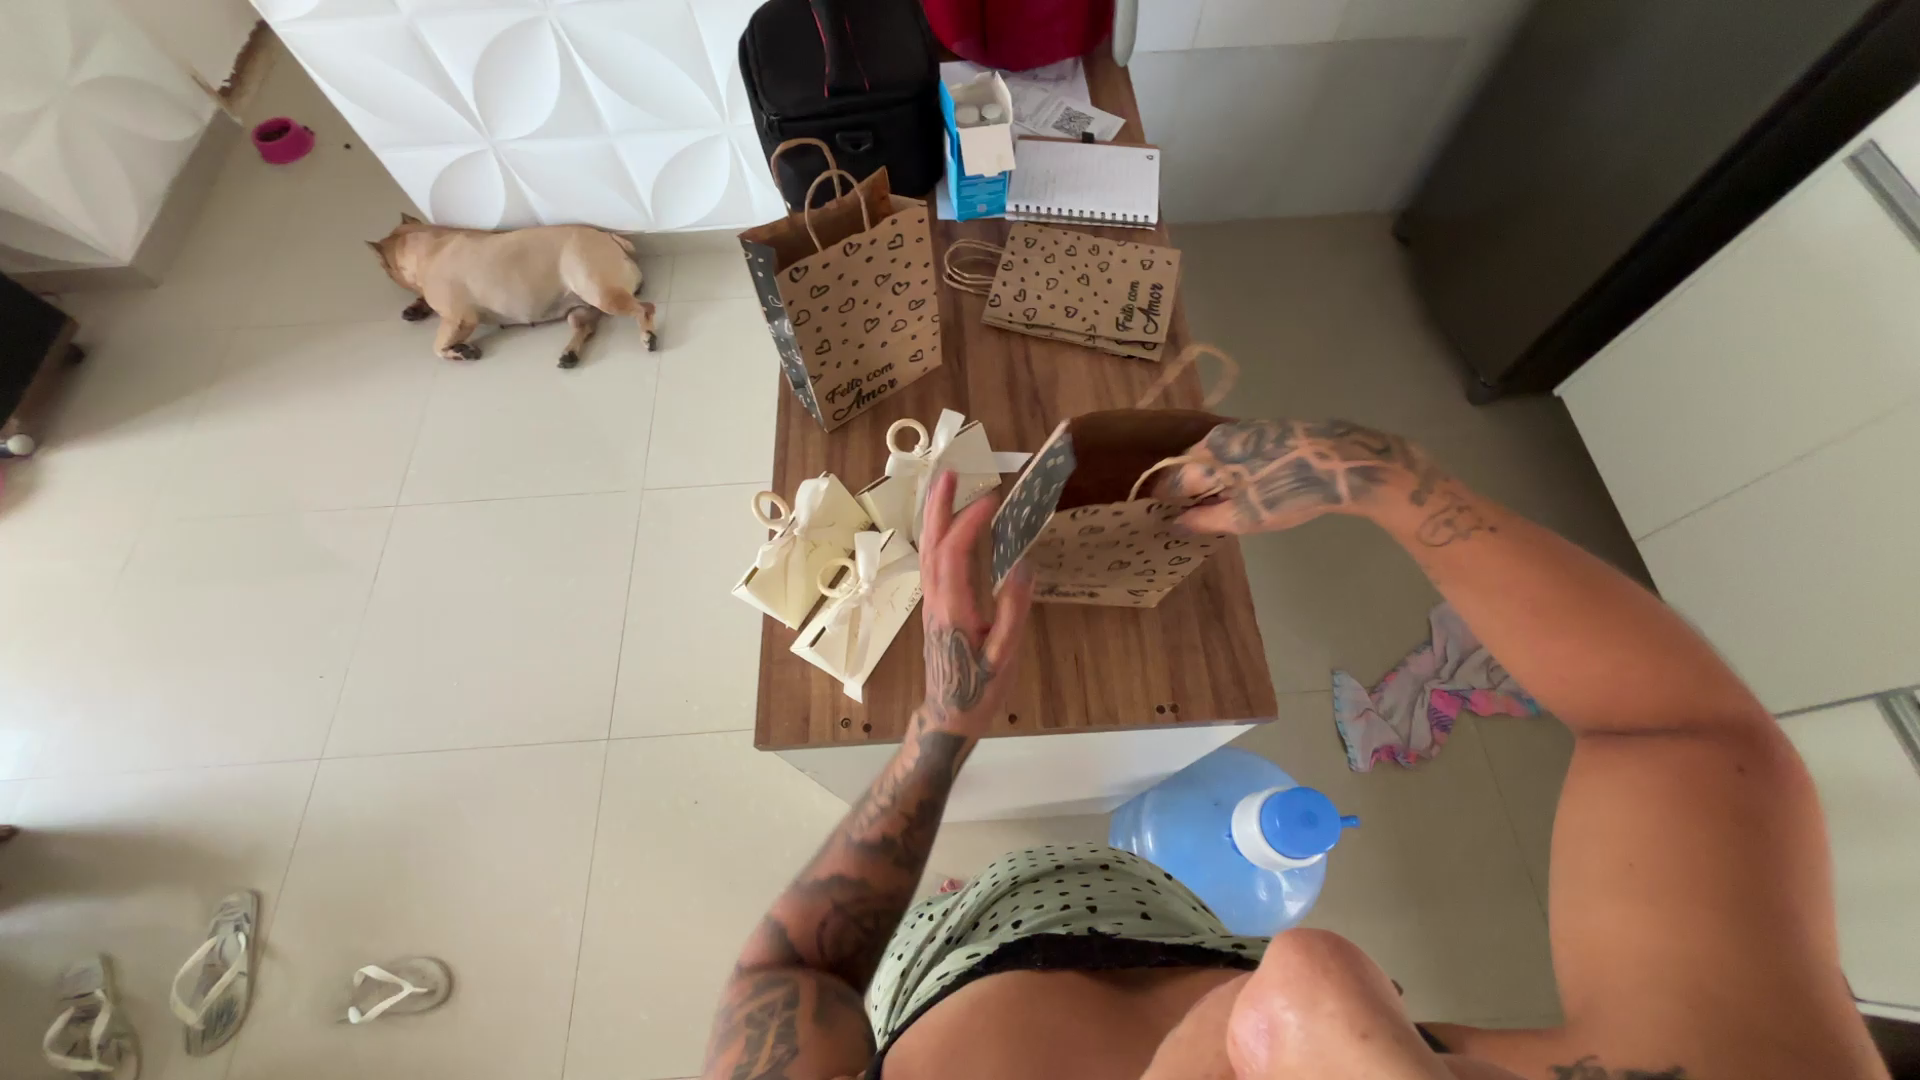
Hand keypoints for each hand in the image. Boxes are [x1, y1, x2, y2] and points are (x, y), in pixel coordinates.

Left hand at [916, 470, 1033, 735]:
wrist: (949, 713)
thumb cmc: (980, 689)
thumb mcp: (1005, 655)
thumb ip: (1014, 611)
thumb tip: (1024, 565)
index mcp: (954, 608)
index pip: (955, 554)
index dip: (970, 523)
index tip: (992, 499)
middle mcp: (936, 599)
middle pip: (932, 544)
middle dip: (940, 505)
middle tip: (951, 471)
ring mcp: (932, 601)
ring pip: (928, 550)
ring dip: (937, 516)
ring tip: (949, 487)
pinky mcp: (935, 606)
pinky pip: (933, 561)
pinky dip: (941, 535)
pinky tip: (951, 527)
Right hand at [1155, 419, 1445, 534]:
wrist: (1346, 463)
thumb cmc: (1289, 493)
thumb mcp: (1244, 517)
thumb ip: (1203, 521)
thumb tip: (1175, 524)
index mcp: (1204, 457)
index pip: (1167, 482)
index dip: (1165, 505)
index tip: (1171, 523)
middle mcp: (1215, 438)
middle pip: (1187, 469)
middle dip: (1188, 495)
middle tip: (1201, 521)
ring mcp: (1240, 431)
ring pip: (1209, 461)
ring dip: (1210, 485)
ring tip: (1227, 509)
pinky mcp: (1262, 431)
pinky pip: (1230, 454)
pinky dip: (1229, 474)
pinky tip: (1249, 490)